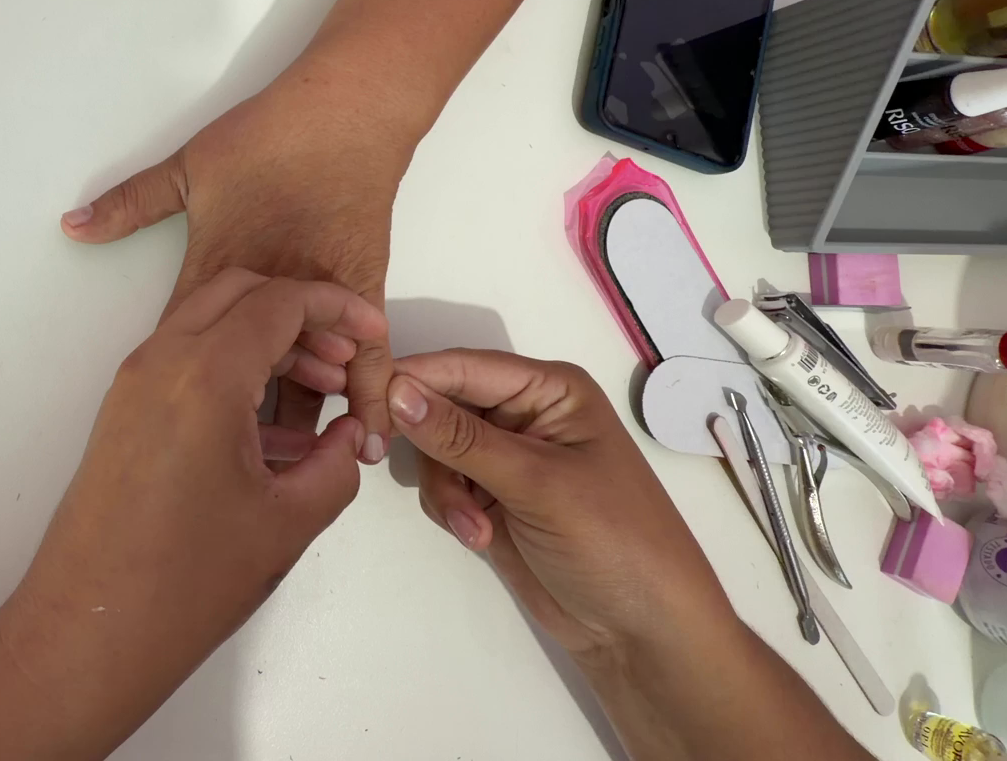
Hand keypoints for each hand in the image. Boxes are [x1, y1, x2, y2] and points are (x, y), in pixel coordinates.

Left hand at [0, 269, 384, 747]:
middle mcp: (162, 358)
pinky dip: (232, 364)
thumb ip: (337, 464)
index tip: (373, 330)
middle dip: (299, 311)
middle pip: (239, 291)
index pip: (279, 301)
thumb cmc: (188, 580)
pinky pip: (186, 358)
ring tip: (321, 390)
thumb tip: (350, 434)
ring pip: (209, 319)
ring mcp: (135, 379)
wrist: (87, 628)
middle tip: (344, 359)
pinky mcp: (124, 406)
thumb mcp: (288, 521)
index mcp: (205, 373)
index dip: (336, 307)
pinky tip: (274, 424)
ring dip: (265, 336)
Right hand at [61, 76, 415, 464]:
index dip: (195, 386)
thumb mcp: (189, 172)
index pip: (203, 342)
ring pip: (308, 372)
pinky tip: (371, 441)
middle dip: (252, 412)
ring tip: (306, 464)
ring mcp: (315, 298)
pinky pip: (369, 355)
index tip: (177, 436)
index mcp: (225, 276)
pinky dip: (371, 396)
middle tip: (247, 467)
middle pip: (255, 369)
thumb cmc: (260, 143)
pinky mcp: (360, 293)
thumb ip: (133, 203)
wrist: (332, 117)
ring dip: (308, 410)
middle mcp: (268, 298)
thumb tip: (71, 222)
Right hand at [385, 349, 735, 662]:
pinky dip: (448, 507)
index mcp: (546, 389)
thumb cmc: (614, 543)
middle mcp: (520, 412)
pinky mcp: (489, 493)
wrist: (643, 639)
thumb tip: (394, 390)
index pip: (461, 367)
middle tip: (387, 462)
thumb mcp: (536, 484)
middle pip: (439, 403)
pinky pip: (440, 482)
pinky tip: (479, 537)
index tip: (363, 401)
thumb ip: (459, 437)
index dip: (410, 378)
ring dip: (443, 487)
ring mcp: (503, 455)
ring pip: (433, 446)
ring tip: (471, 527)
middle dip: (426, 443)